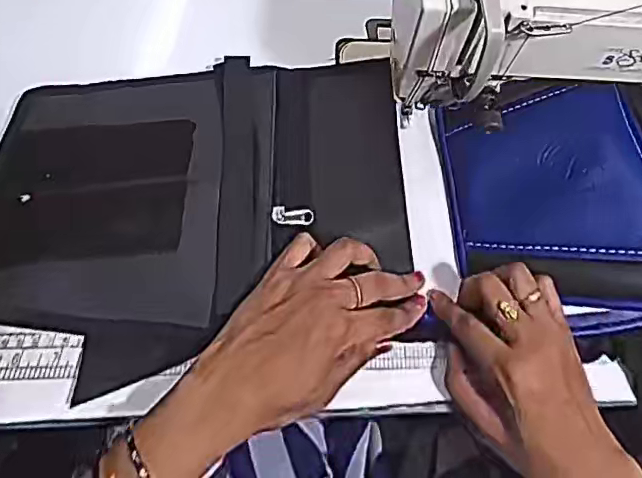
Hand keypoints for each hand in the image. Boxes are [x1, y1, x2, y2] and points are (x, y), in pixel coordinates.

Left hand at [109, 234, 425, 476]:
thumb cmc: (267, 396)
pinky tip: (321, 251)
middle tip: (411, 280)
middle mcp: (326, 299)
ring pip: (345, 251)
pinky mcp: (278, 275)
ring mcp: (302, 281)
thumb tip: (376, 344)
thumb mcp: (325, 391)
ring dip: (364, 253)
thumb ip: (356, 359)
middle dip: (401, 281)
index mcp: (341, 330)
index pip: (387, 316)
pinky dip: (316, 244)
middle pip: (376, 280)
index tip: (416, 307)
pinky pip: (303, 245)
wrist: (226, 389)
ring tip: (371, 258)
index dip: (408, 312)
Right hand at [431, 267, 639, 477]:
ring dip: (497, 279)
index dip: (446, 308)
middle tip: (464, 301)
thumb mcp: (487, 428)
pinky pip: (546, 285)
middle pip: (490, 287)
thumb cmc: (542, 451)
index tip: (440, 302)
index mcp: (509, 368)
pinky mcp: (565, 328)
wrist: (584, 459)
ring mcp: (551, 330)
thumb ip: (460, 385)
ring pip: (519, 275)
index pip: (467, 322)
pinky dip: (528, 284)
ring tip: (490, 294)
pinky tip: (518, 298)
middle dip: (468, 288)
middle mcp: (531, 341)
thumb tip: (451, 351)